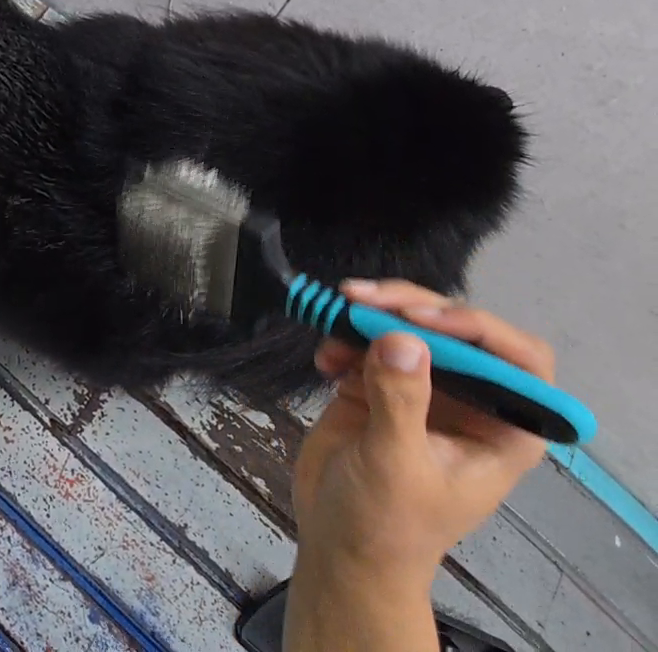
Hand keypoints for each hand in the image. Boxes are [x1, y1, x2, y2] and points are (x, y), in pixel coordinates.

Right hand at [287, 280, 552, 650]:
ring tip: (332, 316)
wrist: (339, 543)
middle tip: (357, 296)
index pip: (516, 360)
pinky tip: (323, 359)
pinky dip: (342, 342)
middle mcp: (470, 403)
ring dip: (369, 318)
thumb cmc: (387, 519)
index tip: (416, 319)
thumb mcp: (396, 463)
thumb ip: (401, 401)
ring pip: (408, 333)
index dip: (474, 328)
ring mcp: (420, 395)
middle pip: (455, 334)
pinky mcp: (375, 391)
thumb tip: (399, 339)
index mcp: (504, 427)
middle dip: (410, 309)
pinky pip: (365, 348)